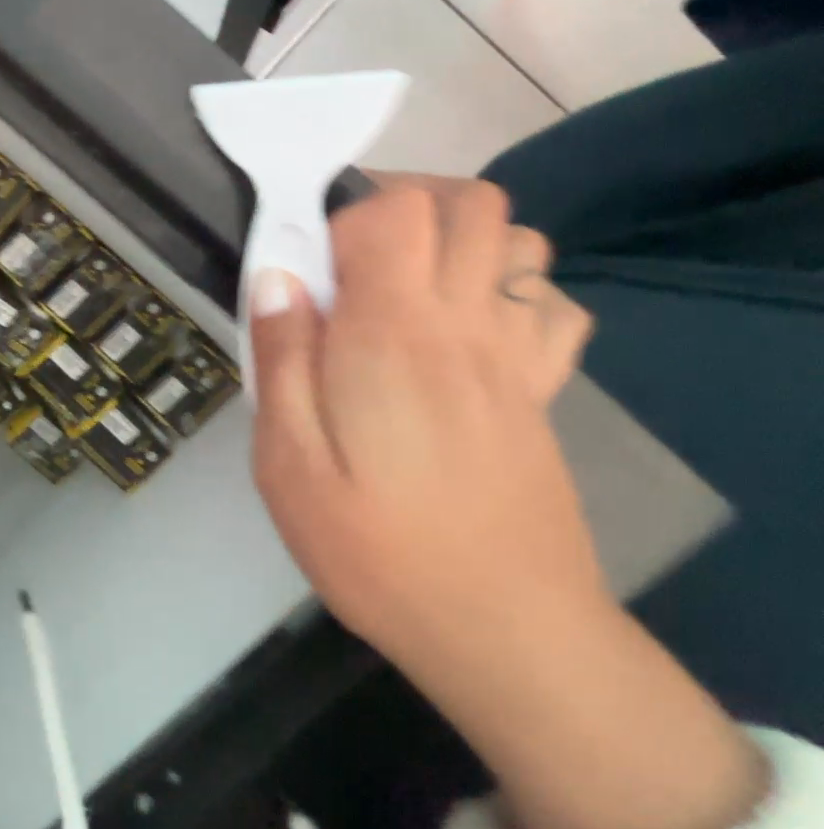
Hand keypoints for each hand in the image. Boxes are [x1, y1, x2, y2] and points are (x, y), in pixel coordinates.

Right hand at [248, 183, 602, 659]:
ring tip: (399, 284)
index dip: (341, 213)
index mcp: (394, 337)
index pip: (392, 212)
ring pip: (519, 241)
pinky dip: (511, 289)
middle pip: (470, 203)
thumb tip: (276, 278)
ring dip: (458, 238)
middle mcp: (465, 328)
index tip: (303, 266)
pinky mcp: (541, 392)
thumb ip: (281, 360)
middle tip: (347, 253)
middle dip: (405, 199)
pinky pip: (552, 302)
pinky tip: (462, 327)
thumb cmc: (372, 547)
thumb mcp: (287, 463)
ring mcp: (516, 358)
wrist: (501, 629)